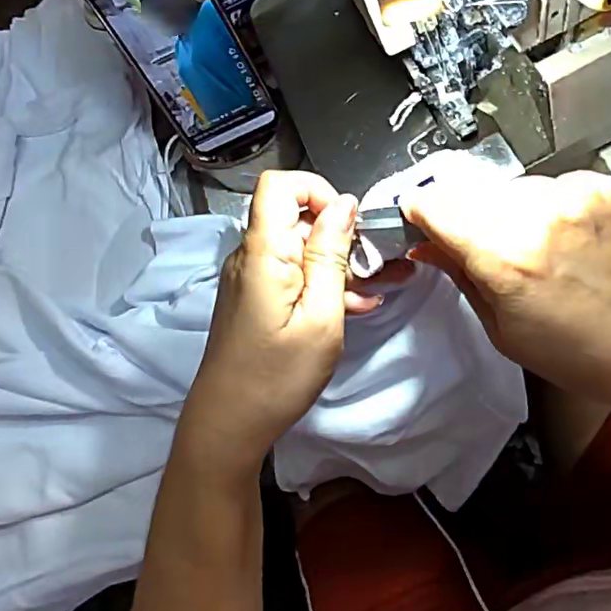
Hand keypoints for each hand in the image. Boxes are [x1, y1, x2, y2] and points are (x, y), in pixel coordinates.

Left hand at [181, 171, 365, 474]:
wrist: (229, 425)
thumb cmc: (277, 376)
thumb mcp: (321, 317)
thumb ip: (331, 256)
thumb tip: (344, 204)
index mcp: (264, 253)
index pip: (280, 184)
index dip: (318, 191)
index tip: (348, 226)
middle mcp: (252, 256)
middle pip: (296, 217)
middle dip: (342, 234)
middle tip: (379, 263)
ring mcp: (253, 277)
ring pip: (301, 248)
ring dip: (341, 262)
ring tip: (381, 285)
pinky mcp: (257, 297)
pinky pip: (295, 274)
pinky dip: (325, 283)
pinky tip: (356, 304)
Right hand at [402, 171, 610, 410]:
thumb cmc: (596, 358)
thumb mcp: (511, 335)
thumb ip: (464, 278)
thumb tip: (429, 243)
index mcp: (507, 256)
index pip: (434, 201)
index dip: (420, 212)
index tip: (422, 224)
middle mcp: (539, 210)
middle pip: (471, 190)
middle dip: (469, 217)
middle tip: (493, 252)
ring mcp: (579, 190)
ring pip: (517, 187)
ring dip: (515, 212)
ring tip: (549, 252)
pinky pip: (560, 186)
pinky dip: (557, 209)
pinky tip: (583, 242)